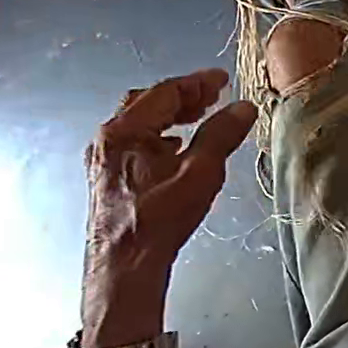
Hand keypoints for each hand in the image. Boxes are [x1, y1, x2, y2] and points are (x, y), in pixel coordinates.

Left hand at [81, 69, 257, 347]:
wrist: (124, 267)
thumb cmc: (161, 217)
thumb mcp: (200, 172)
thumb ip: (221, 134)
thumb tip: (244, 107)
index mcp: (125, 130)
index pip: (165, 92)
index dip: (197, 83)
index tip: (223, 80)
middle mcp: (108, 139)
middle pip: (147, 102)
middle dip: (183, 96)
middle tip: (214, 96)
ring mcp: (103, 159)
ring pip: (139, 122)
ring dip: (170, 115)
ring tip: (200, 116)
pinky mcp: (106, 178)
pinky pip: (135, 142)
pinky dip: (159, 134)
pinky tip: (177, 147)